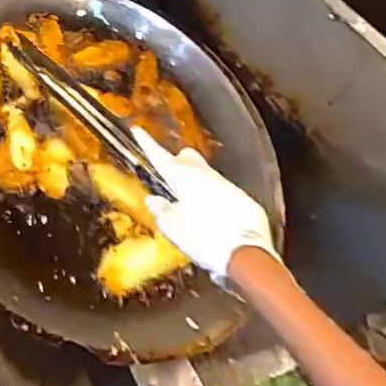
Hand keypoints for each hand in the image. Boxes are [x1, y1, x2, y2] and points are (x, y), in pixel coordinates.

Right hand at [135, 127, 275, 282]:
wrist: (247, 256)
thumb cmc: (202, 238)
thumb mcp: (172, 227)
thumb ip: (160, 210)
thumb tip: (153, 200)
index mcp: (182, 178)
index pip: (158, 155)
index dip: (147, 143)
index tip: (138, 130)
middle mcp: (204, 175)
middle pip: (187, 157)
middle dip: (178, 162)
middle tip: (171, 176)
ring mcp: (227, 185)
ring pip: (207, 175)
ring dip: (197, 184)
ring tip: (193, 206)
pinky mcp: (245, 200)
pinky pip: (225, 193)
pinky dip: (216, 200)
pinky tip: (215, 218)